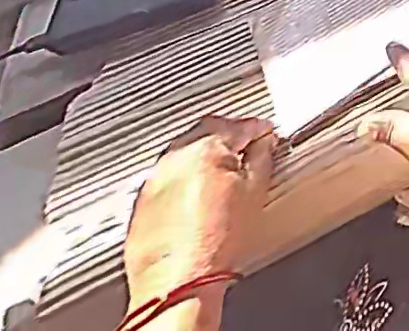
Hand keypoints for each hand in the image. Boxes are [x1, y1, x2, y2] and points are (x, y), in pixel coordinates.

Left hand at [124, 117, 276, 309]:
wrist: (177, 284)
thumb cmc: (214, 242)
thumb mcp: (255, 190)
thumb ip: (262, 155)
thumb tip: (264, 142)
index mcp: (207, 148)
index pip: (241, 124)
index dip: (259, 128)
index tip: (266, 133)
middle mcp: (177, 156)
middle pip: (210, 130)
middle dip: (230, 135)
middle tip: (247, 147)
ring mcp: (155, 177)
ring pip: (187, 150)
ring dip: (206, 153)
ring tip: (223, 172)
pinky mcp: (142, 199)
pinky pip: (170, 172)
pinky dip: (187, 174)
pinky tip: (199, 192)